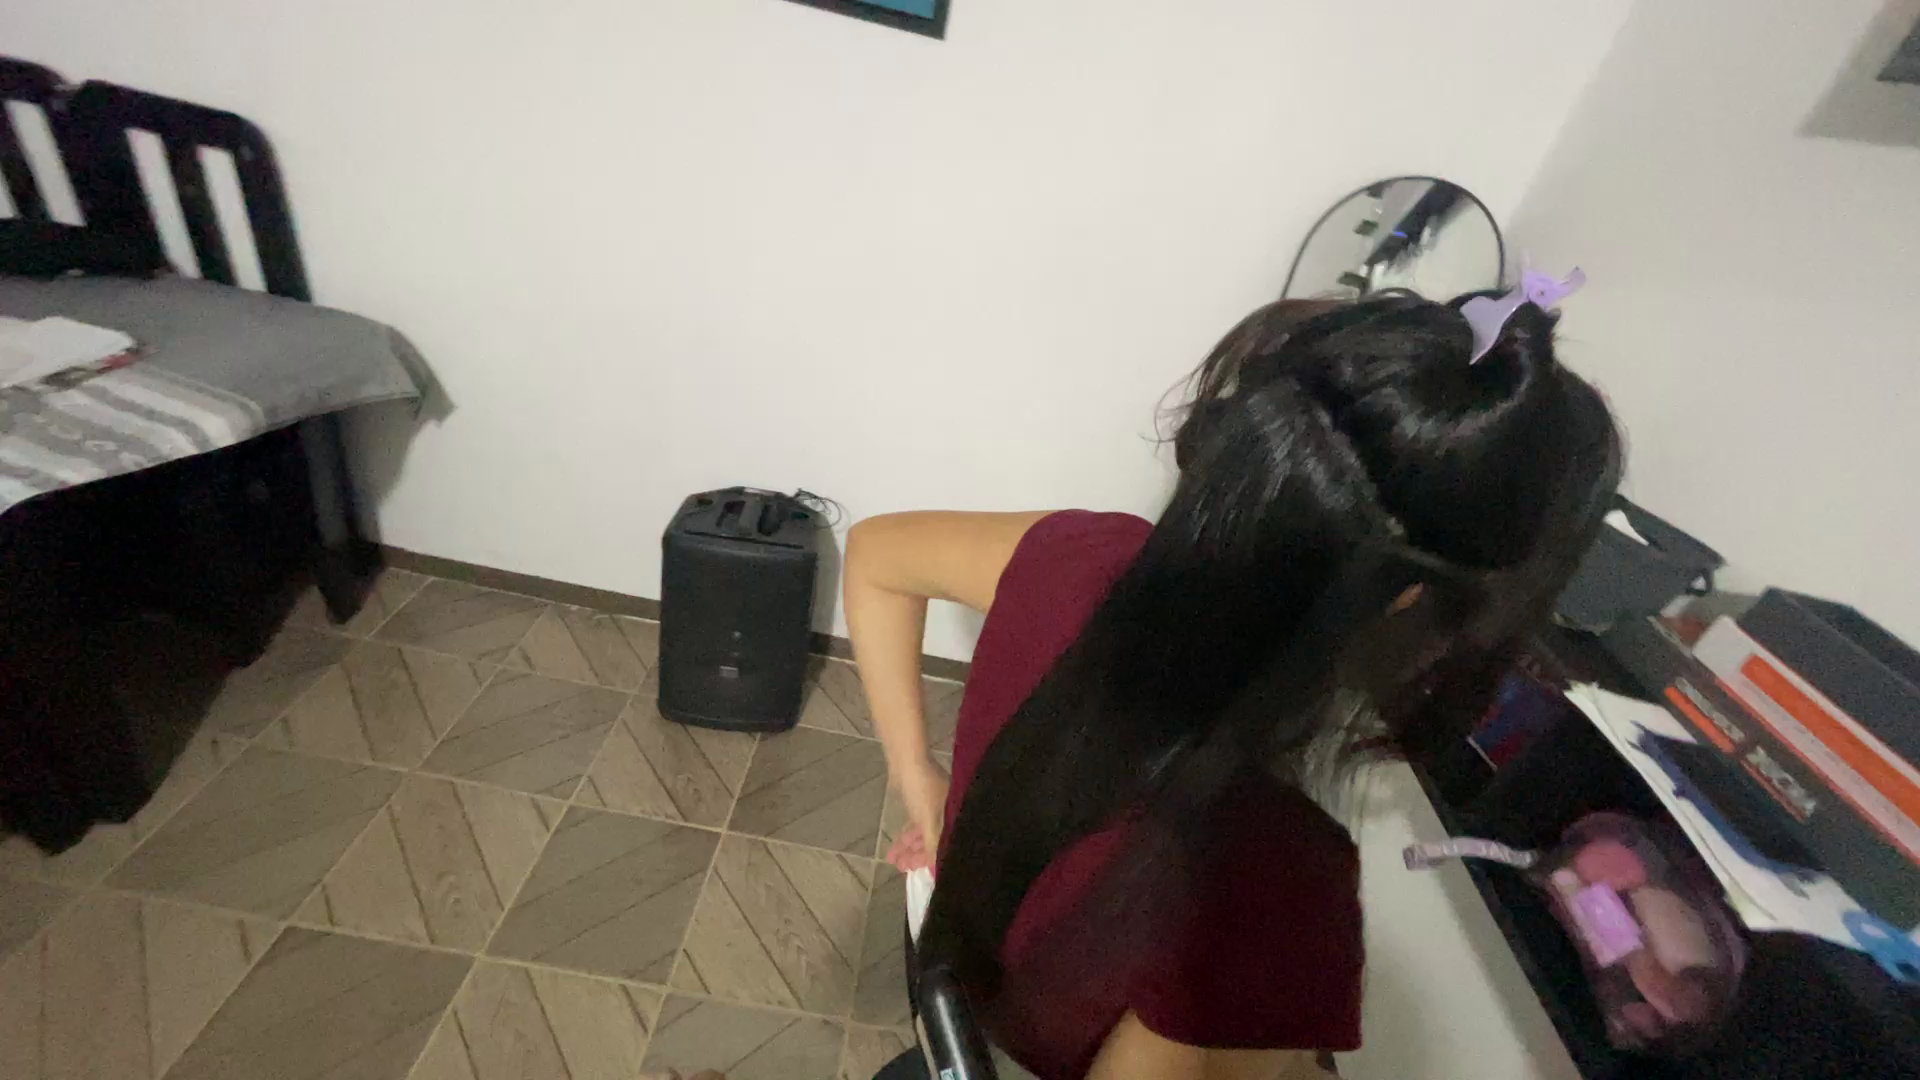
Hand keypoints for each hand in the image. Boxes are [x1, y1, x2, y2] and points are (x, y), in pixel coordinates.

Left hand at [888, 760, 949, 873]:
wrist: (906, 761)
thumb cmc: (922, 789)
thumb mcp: (928, 820)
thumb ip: (933, 846)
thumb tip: (936, 871)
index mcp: (956, 816)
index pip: (949, 845)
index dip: (935, 861)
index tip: (921, 874)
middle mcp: (948, 814)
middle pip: (935, 842)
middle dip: (918, 857)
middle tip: (903, 868)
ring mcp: (933, 809)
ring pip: (923, 835)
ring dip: (909, 849)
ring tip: (895, 861)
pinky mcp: (919, 805)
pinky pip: (915, 827)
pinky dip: (906, 838)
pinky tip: (895, 850)